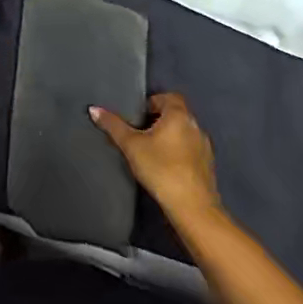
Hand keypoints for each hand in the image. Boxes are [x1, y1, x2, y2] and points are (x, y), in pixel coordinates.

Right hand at [90, 92, 221, 215]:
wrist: (193, 207)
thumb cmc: (161, 168)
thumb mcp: (131, 145)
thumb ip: (113, 125)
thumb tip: (93, 109)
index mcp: (179, 115)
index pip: (168, 97)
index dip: (152, 102)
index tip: (138, 116)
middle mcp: (195, 126)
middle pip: (176, 114)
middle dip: (158, 120)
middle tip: (139, 132)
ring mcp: (205, 147)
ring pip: (184, 133)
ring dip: (170, 137)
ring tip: (151, 150)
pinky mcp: (209, 166)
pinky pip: (191, 150)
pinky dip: (179, 152)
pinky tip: (166, 167)